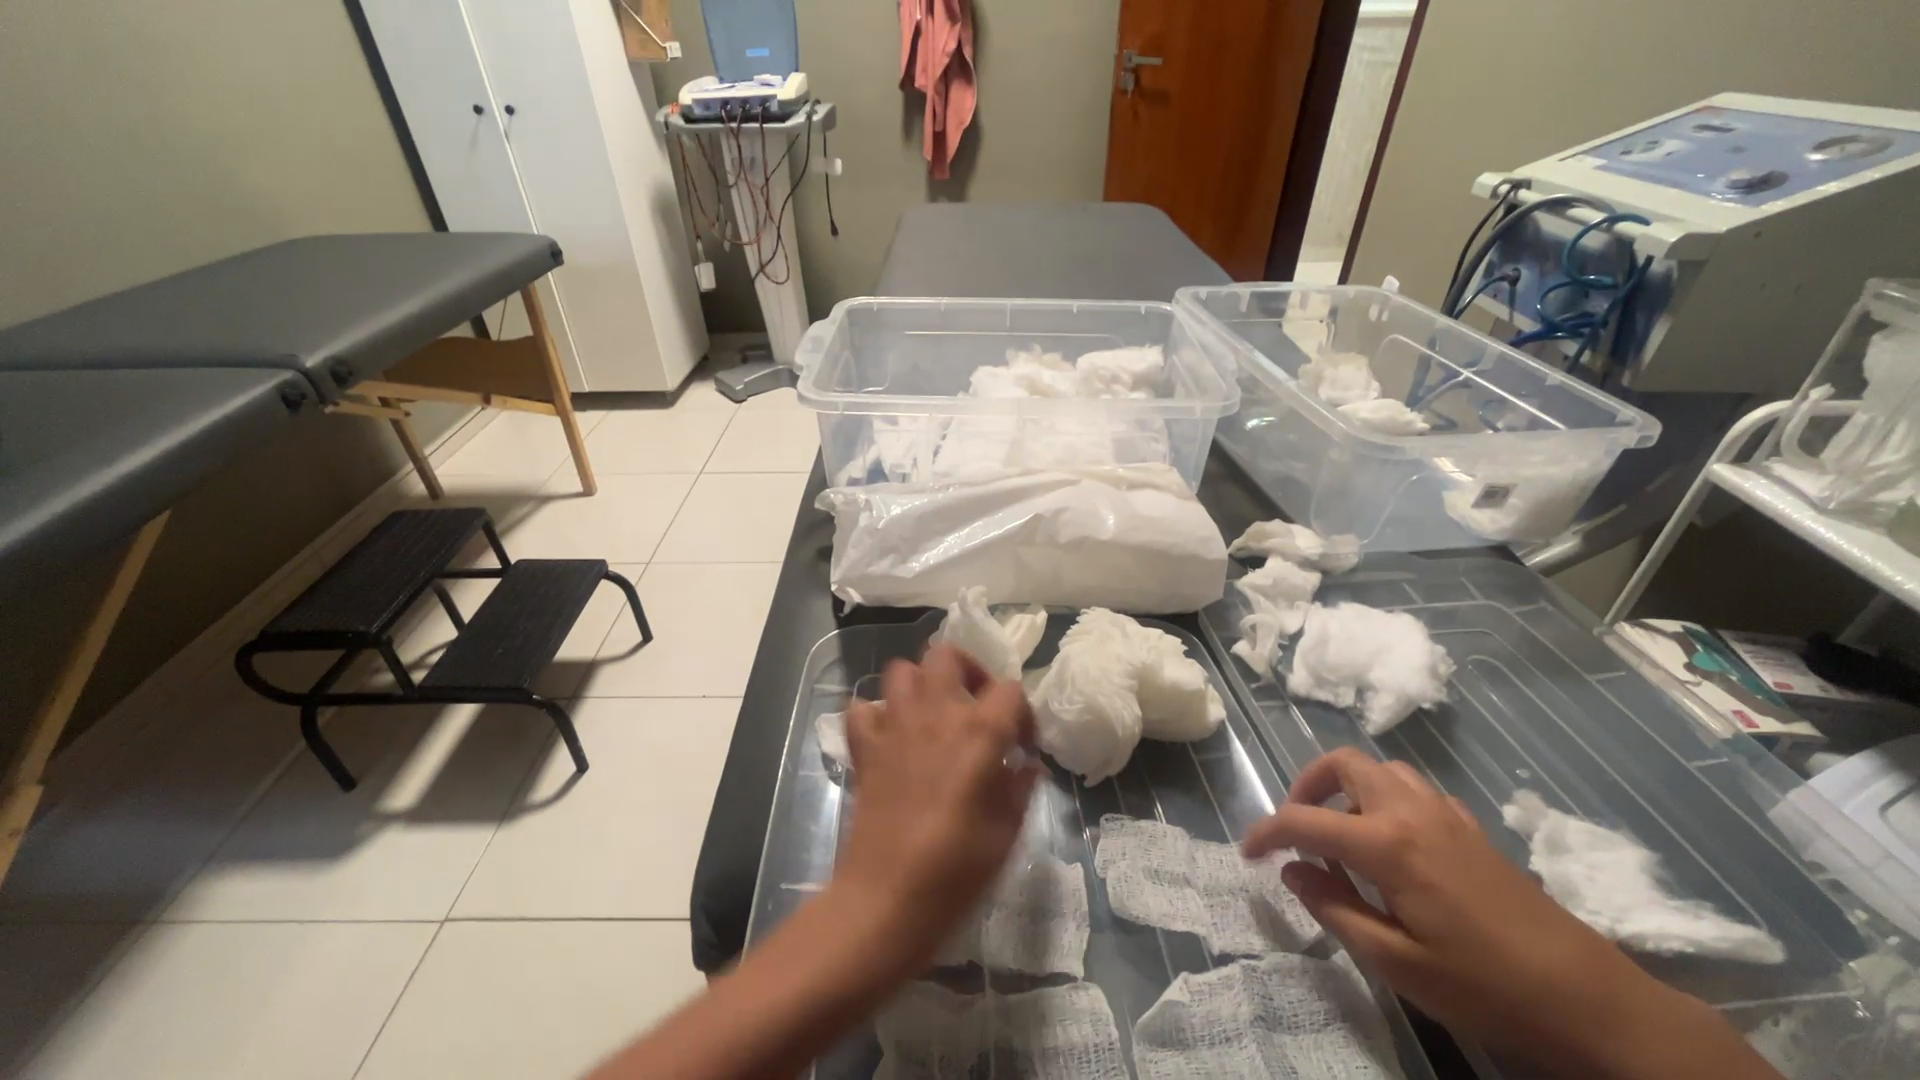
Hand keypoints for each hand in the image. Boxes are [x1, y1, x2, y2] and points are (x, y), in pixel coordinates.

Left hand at [832, 645, 1042, 976]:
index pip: (1009, 690)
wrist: (888, 897)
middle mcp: (936, 715)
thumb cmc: (957, 870)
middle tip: (976, 709)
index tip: (1020, 747)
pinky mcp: (864, 748)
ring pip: (903, 671)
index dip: (1021, 714)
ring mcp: (894, 727)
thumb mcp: (1007, 831)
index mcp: (979, 732)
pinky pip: (864, 709)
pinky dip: (877, 715)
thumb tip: (1024, 765)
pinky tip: (893, 739)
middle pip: (948, 655)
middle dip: (968, 672)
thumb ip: (1019, 787)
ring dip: (921, 685)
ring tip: (935, 717)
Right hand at [1245, 748, 1780, 1079]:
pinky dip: (1388, 800)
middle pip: (1345, 764)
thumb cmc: (1481, 984)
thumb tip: (1293, 870)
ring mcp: (1447, 816)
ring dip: (1349, 788)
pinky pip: (1417, 791)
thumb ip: (1333, 908)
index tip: (1247, 853)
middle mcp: (1412, 813)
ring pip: (1383, 770)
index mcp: (1387, 844)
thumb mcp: (1394, 961)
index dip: (1266, 832)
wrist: (1586, 998)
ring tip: (1339, 832)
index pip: (1304, 820)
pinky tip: (1393, 845)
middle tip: (1295, 830)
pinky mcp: (1473, 830)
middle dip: (1306, 787)